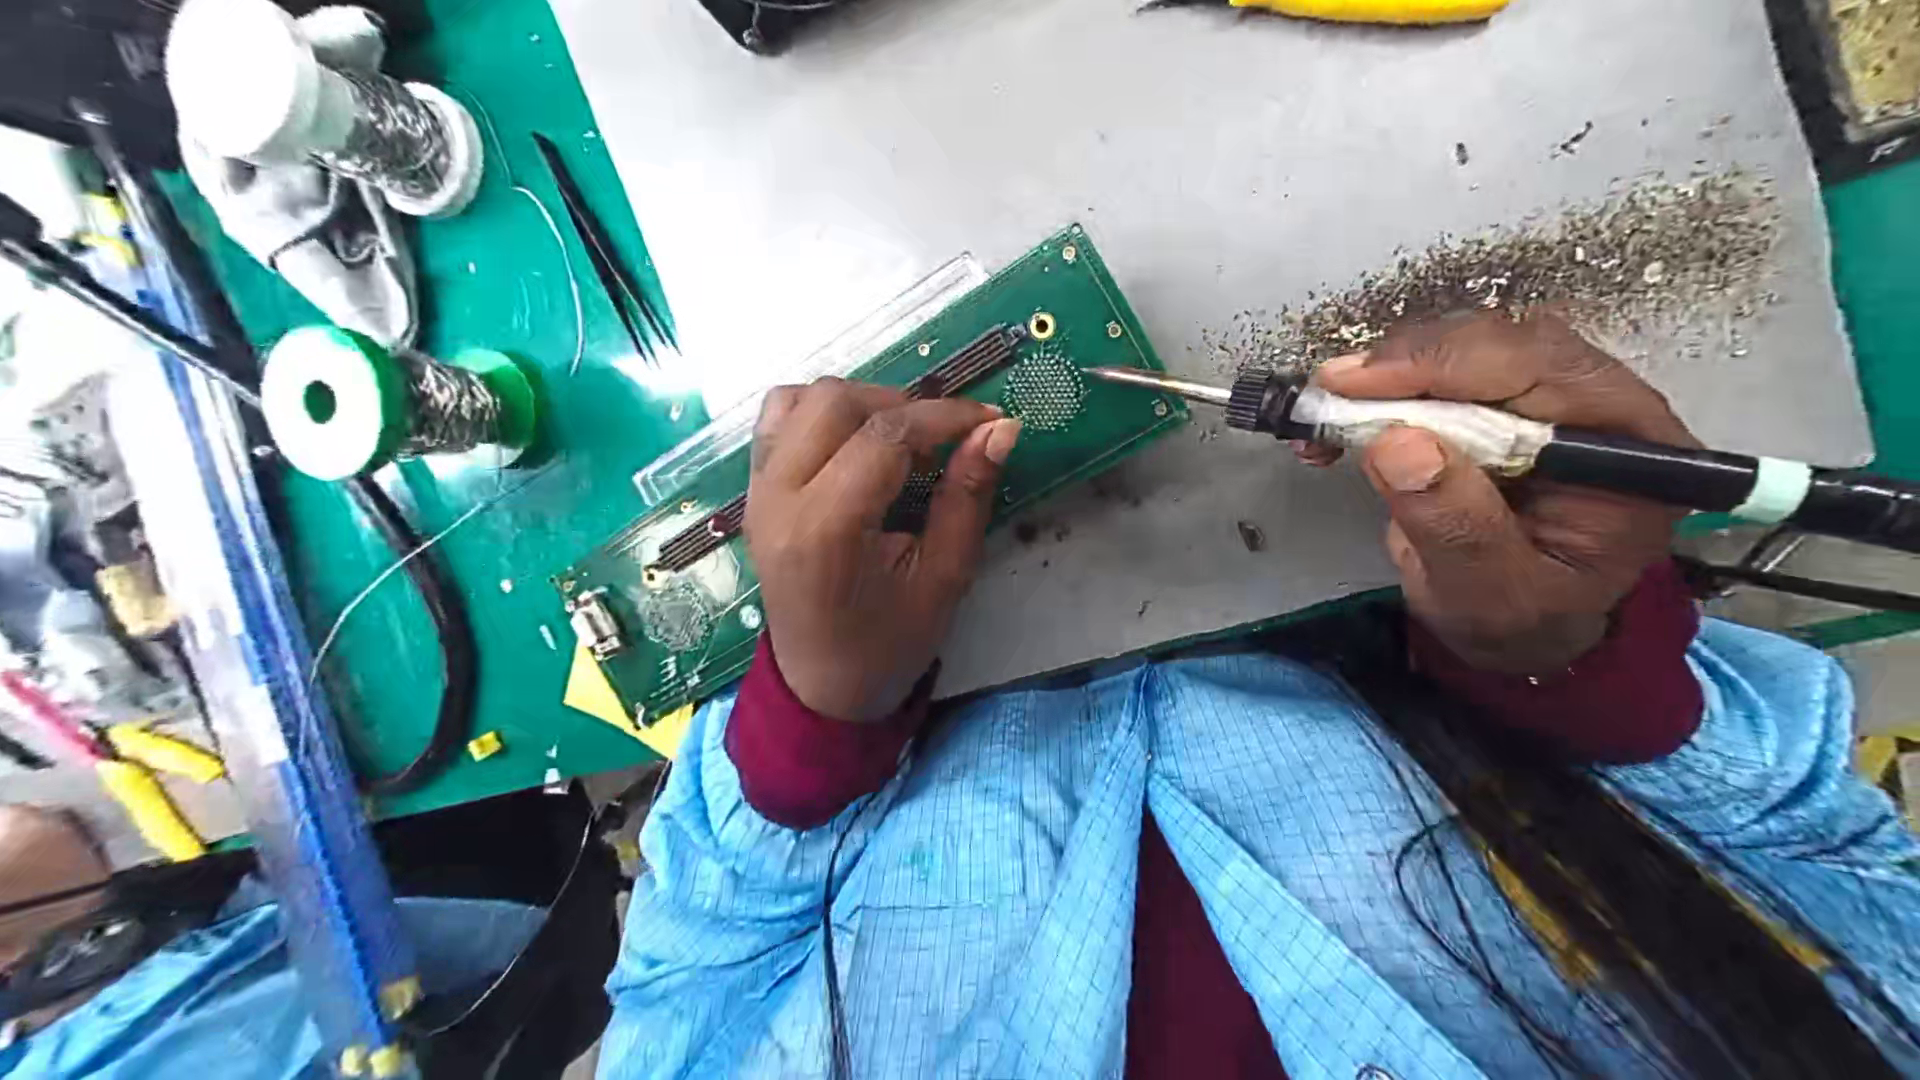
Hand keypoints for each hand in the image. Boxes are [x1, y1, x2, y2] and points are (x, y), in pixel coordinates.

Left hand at [746, 379, 1022, 720]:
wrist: (821, 684)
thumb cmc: (889, 643)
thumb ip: (968, 497)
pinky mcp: (753, 491)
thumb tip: (999, 428)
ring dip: (860, 403)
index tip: (988, 418)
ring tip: (899, 439)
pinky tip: (854, 442)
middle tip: (942, 440)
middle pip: (836, 402)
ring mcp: (757, 491)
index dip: (945, 416)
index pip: (885, 436)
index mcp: (825, 530)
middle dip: (903, 406)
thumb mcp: (944, 578)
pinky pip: (778, 418)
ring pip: (802, 398)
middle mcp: (778, 498)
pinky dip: (820, 412)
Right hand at [1306, 314, 1693, 674]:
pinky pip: (1437, 376)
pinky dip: (1377, 392)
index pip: (1540, 371)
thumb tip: (1397, 443)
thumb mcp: (1486, 590)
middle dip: (1404, 364)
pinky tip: (1340, 423)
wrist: (1517, 627)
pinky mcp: (1496, 407)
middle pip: (1500, 345)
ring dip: (1384, 376)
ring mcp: (1545, 403)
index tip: (1349, 383)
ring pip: (1464, 350)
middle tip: (1327, 396)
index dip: (1439, 364)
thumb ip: (1453, 523)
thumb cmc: (1515, 616)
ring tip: (1326, 419)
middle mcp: (1596, 408)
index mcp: (1627, 449)